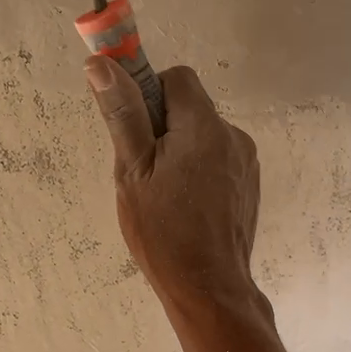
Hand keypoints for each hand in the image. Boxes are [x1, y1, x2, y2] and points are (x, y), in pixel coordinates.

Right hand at [85, 56, 260, 309]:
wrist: (209, 288)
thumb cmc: (163, 231)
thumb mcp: (132, 170)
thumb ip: (122, 112)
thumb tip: (102, 63)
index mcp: (204, 126)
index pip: (177, 77)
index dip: (149, 93)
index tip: (133, 128)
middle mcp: (232, 135)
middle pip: (189, 107)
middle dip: (161, 128)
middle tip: (141, 170)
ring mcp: (245, 161)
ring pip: (201, 135)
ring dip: (178, 150)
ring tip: (162, 195)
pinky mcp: (248, 184)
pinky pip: (215, 158)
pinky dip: (196, 170)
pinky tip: (184, 206)